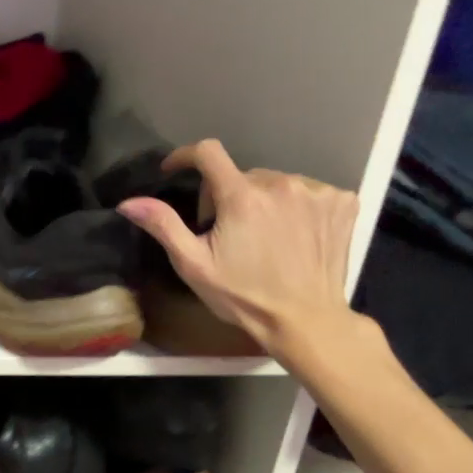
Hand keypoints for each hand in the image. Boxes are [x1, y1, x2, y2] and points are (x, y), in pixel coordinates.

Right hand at [116, 140, 361, 352]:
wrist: (306, 320)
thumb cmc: (242, 295)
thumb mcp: (193, 264)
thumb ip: (163, 225)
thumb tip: (129, 202)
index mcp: (242, 197)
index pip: (208, 153)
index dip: (185, 155)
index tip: (174, 170)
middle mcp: (282, 185)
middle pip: (241, 174)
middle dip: (227, 195)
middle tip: (226, 231)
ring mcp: (317, 192)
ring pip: (274, 182)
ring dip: (261, 199)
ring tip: (262, 234)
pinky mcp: (343, 202)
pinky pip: (307, 190)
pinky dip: (295, 204)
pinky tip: (293, 232)